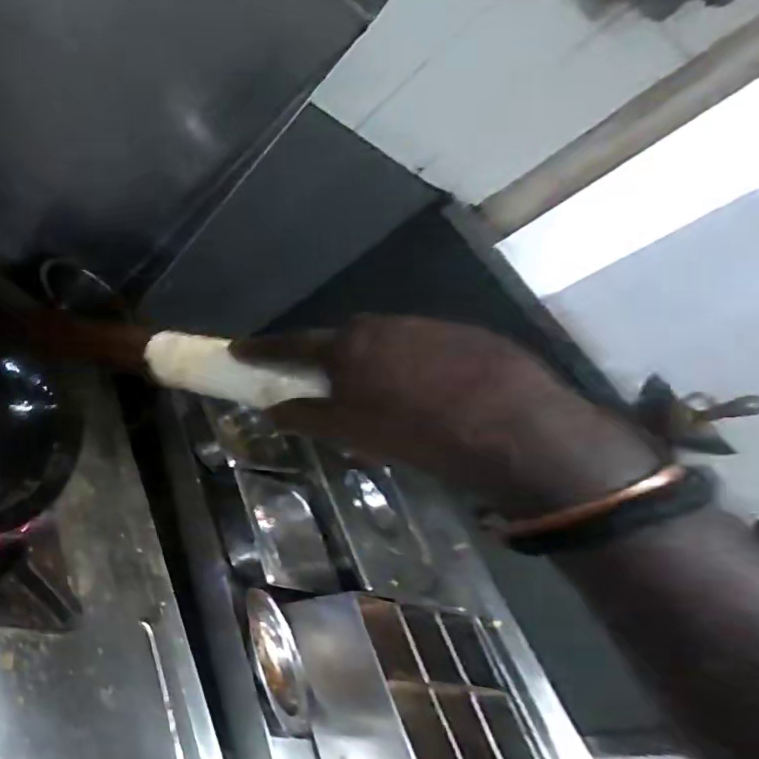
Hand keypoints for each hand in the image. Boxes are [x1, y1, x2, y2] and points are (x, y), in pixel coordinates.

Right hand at [234, 315, 662, 515]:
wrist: (520, 431)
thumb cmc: (417, 433)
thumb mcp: (349, 432)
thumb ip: (304, 416)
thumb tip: (273, 409)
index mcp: (347, 346)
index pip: (290, 344)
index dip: (261, 349)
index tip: (239, 349)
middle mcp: (384, 325)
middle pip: (342, 337)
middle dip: (327, 355)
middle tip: (324, 380)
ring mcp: (430, 326)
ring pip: (387, 340)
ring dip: (375, 359)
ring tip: (383, 392)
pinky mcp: (472, 335)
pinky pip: (426, 346)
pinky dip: (415, 364)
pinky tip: (430, 392)